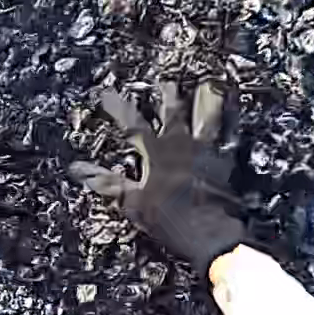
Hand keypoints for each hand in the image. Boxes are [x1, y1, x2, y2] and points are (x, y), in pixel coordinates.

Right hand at [70, 81, 247, 272]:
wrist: (209, 232)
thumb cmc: (167, 218)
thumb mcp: (132, 202)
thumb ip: (108, 182)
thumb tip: (78, 169)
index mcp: (157, 153)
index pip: (133, 125)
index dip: (118, 109)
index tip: (106, 94)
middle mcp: (182, 146)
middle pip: (174, 113)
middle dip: (167, 96)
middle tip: (166, 82)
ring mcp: (206, 152)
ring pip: (205, 119)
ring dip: (205, 101)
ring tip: (208, 85)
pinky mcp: (225, 162)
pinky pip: (230, 137)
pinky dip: (231, 123)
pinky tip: (235, 114)